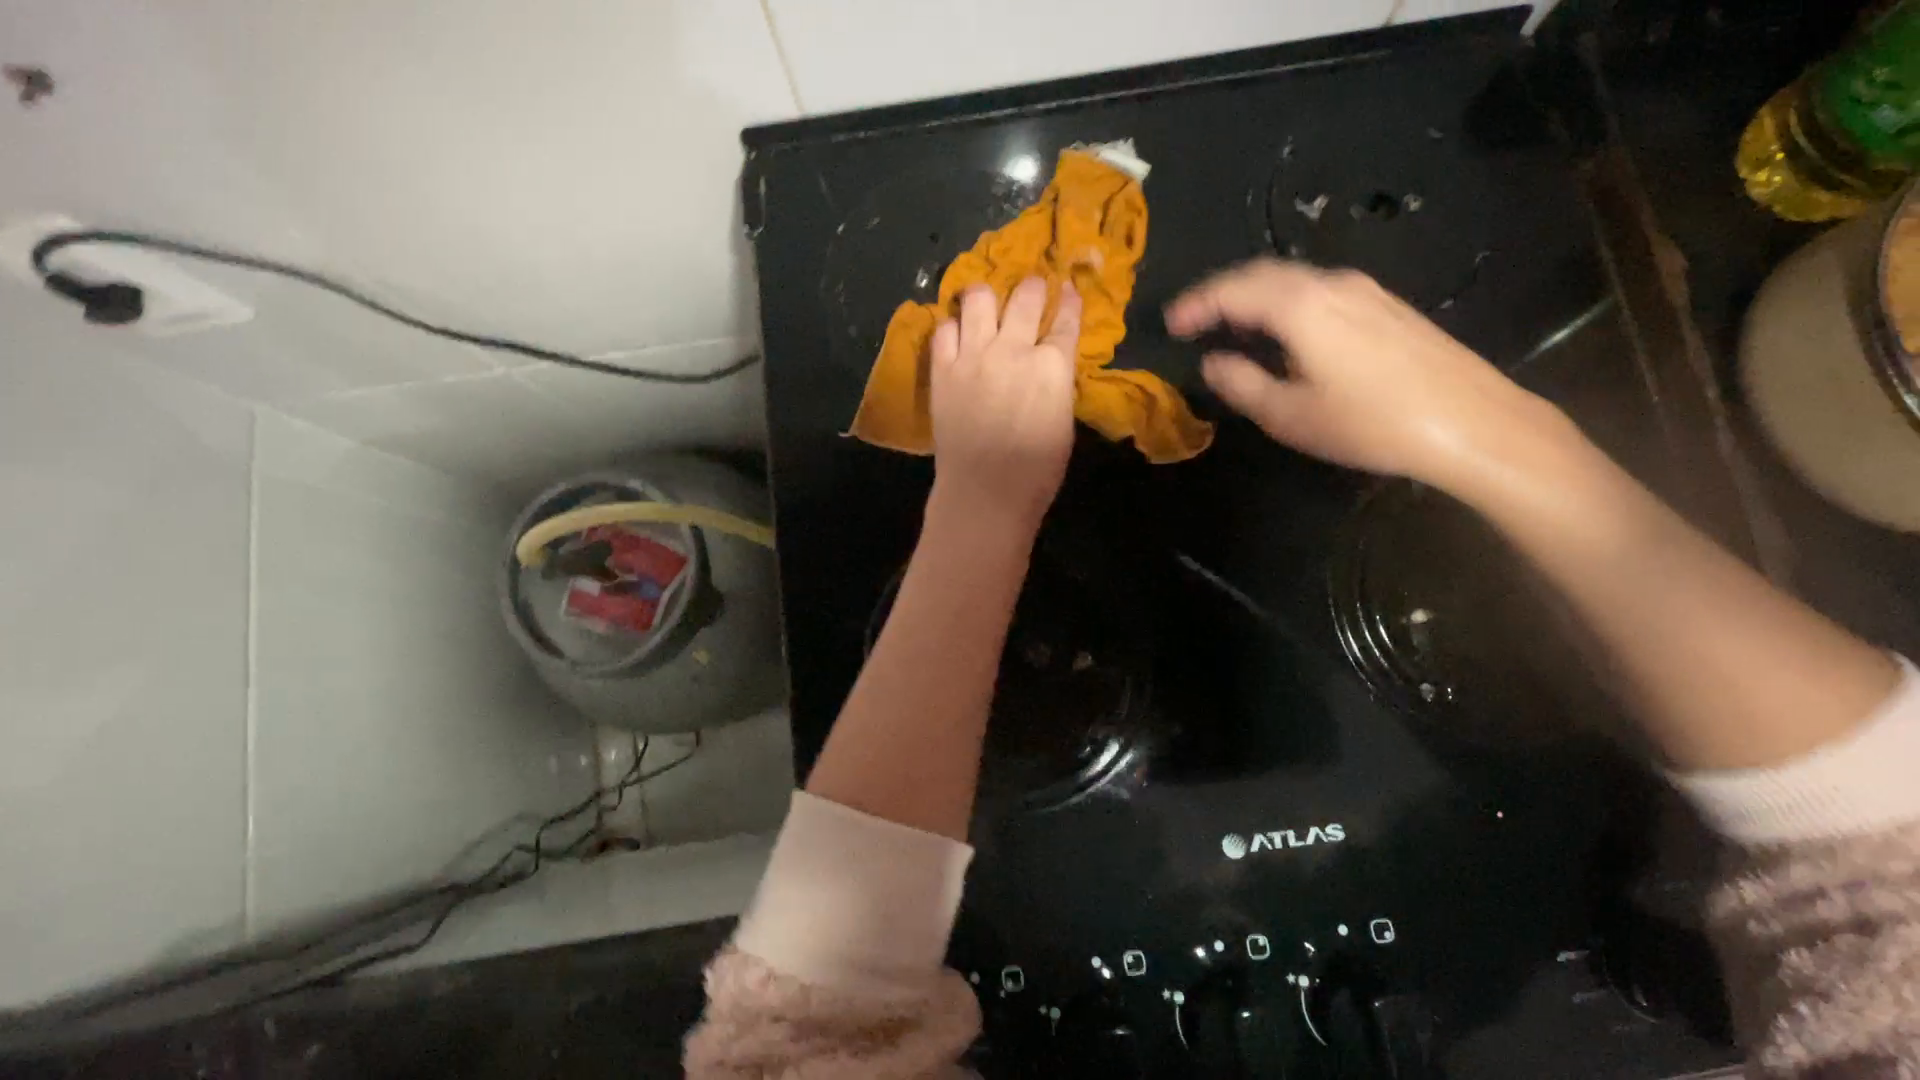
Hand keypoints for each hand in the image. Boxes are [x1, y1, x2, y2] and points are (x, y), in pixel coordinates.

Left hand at [929, 277, 1080, 534]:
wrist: (985, 491)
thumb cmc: (1036, 469)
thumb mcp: (1063, 420)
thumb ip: (1055, 382)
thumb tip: (1048, 365)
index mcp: (1052, 365)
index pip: (1066, 321)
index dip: (1070, 302)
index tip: (1069, 290)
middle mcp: (1014, 349)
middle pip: (1026, 297)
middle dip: (1033, 285)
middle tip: (1033, 286)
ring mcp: (974, 355)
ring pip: (979, 298)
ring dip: (987, 294)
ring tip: (987, 301)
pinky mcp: (942, 368)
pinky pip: (944, 328)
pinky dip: (954, 325)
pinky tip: (958, 331)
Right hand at [1165, 259, 1568, 491]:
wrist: (1471, 422)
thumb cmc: (1370, 423)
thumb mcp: (1290, 415)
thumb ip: (1242, 385)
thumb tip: (1213, 363)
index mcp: (1301, 306)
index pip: (1233, 290)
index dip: (1196, 304)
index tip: (1170, 323)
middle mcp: (1332, 285)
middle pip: (1263, 274)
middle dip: (1222, 293)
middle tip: (1195, 320)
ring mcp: (1365, 292)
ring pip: (1294, 280)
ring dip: (1256, 297)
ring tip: (1233, 326)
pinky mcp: (1387, 307)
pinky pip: (1320, 291)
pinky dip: (1287, 303)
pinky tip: (1285, 332)